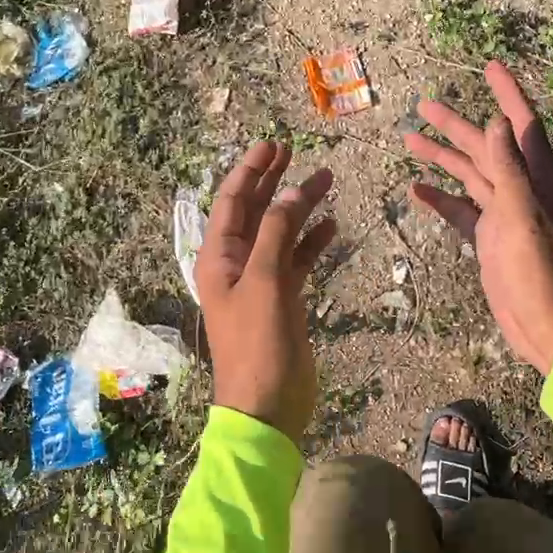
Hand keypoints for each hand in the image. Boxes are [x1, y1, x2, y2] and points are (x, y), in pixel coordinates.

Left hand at [197, 140, 338, 438]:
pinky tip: (332, 226)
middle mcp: (236, 263)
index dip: (250, 170)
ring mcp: (261, 280)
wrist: (267, 407)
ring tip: (326, 178)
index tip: (271, 144)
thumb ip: (276, 233)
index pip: (233, 201)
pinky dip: (313, 241)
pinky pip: (297, 259)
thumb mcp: (264, 281)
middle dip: (274, 180)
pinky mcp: (283, 298)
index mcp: (219, 256)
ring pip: (281, 232)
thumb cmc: (257, 342)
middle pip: (255, 210)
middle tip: (293, 151)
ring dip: (301, 206)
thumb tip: (290, 193)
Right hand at [403, 61, 552, 374]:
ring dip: (443, 156)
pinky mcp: (490, 238)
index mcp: (539, 180)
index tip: (490, 66)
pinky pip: (460, 210)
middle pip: (487, 145)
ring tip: (409, 138)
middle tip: (424, 103)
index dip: (508, 93)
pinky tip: (416, 190)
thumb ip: (511, 171)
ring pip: (470, 174)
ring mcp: (505, 214)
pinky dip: (440, 198)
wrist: (551, 330)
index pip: (522, 125)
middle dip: (457, 124)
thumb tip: (498, 123)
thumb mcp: (526, 219)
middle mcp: (522, 190)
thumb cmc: (545, 276)